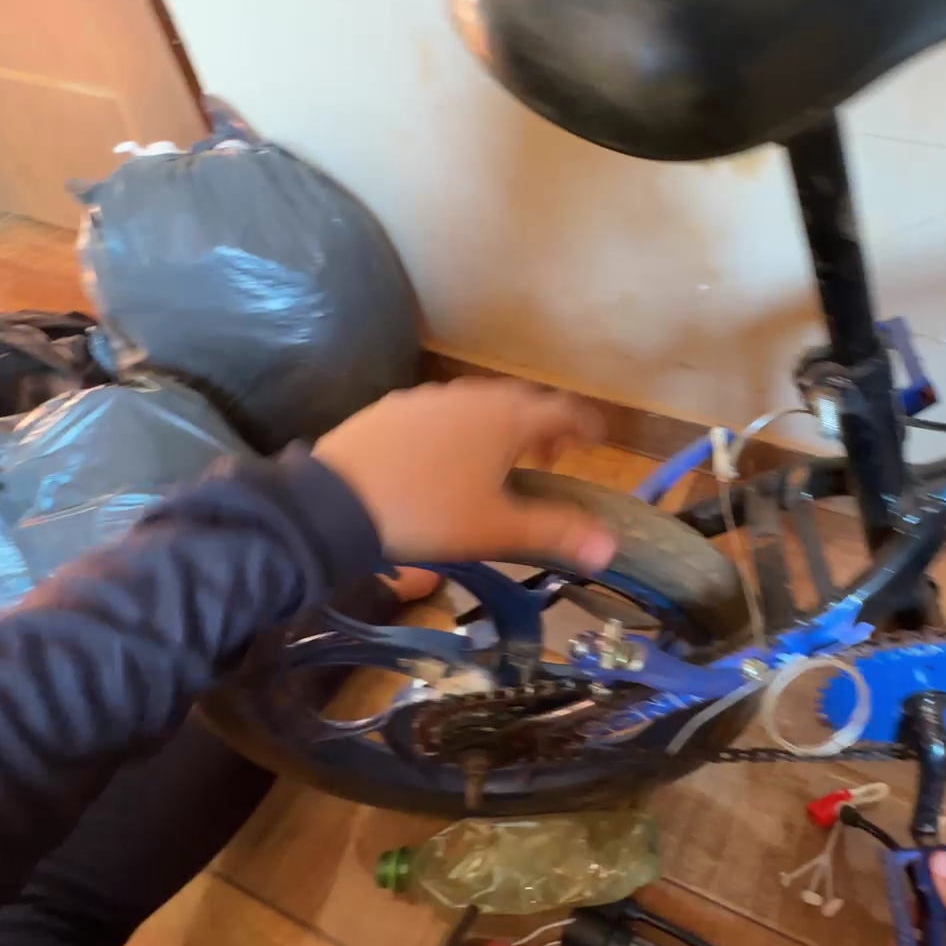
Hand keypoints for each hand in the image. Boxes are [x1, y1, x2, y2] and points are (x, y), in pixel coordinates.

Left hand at [314, 379, 617, 569]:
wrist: (334, 505)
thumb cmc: (430, 514)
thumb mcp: (497, 529)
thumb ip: (556, 533)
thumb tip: (611, 547)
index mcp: (506, 420)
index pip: (561, 411)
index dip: (585, 424)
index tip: (598, 438)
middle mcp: (472, 397)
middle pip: (522, 403)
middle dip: (545, 427)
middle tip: (551, 458)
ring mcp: (430, 398)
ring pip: (481, 405)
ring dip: (503, 427)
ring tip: (501, 461)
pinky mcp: (394, 408)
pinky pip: (444, 411)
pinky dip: (462, 428)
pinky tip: (446, 458)